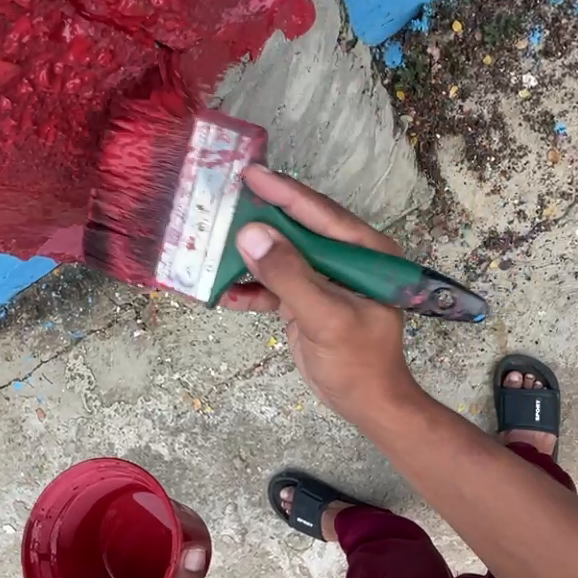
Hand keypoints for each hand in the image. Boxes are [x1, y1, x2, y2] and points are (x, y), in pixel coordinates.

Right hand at [219, 167, 420, 423]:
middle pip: (296, 229)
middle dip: (259, 220)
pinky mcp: (306, 301)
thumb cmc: (358, 362)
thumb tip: (251, 234)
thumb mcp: (325, 317)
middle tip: (221, 200)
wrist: (365, 403)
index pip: (319, 213)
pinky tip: (225, 294)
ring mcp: (323, 279)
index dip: (284, 193)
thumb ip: (289, 275)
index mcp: (364, 251)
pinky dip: (251, 290)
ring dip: (249, 256)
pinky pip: (274, 286)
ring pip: (280, 256)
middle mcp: (344, 258)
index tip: (249, 174)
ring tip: (212, 245)